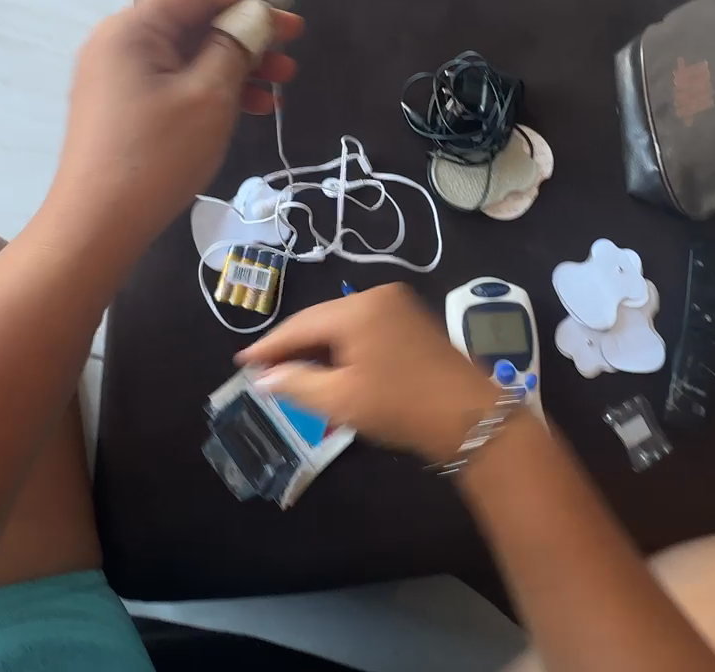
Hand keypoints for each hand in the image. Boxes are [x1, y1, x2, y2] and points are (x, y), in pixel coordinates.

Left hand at [51, 0, 302, 238]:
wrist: (99, 225)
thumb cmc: (157, 155)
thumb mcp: (208, 96)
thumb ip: (234, 46)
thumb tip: (253, 18)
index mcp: (133, 29)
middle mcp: (121, 43)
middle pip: (193, 20)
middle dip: (248, 28)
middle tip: (296, 40)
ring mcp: (121, 77)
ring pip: (190, 54)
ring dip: (239, 62)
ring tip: (284, 81)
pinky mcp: (127, 107)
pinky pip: (178, 81)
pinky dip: (216, 87)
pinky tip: (254, 106)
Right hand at [238, 284, 502, 464]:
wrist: (473, 418)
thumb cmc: (402, 407)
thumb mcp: (342, 400)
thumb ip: (296, 384)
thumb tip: (262, 378)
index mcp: (358, 308)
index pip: (300, 324)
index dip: (269, 345)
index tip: (242, 361)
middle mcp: (377, 296)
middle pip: (322, 321)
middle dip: (294, 348)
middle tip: (264, 372)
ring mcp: (398, 307)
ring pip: (343, 326)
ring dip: (320, 352)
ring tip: (293, 376)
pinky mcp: (412, 322)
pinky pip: (365, 331)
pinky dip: (345, 350)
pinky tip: (332, 372)